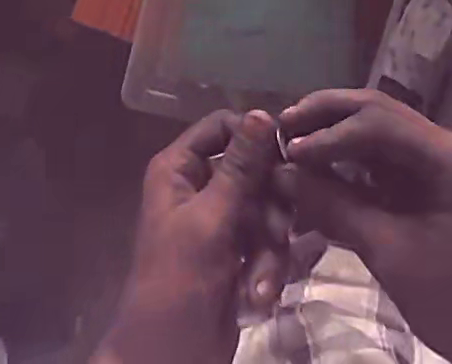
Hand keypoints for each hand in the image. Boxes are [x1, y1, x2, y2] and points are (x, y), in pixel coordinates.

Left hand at [96, 109, 286, 363]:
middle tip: (276, 227)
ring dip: (269, 244)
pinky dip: (266, 267)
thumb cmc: (177, 283)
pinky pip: (265, 240)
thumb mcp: (211, 221)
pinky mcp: (236, 252)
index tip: (284, 154)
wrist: (167, 361)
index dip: (253, 135)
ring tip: (261, 279)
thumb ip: (241, 167)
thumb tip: (263, 113)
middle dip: (268, 203)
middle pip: (251, 167)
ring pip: (264, 206)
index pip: (222, 125)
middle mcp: (199, 186)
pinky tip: (257, 296)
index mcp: (180, 168)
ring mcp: (219, 220)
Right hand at [277, 89, 451, 363]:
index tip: (291, 150)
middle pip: (376, 110)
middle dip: (327, 114)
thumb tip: (281, 173)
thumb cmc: (450, 299)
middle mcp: (440, 144)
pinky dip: (342, 152)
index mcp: (446, 157)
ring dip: (331, 127)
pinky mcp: (417, 175)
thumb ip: (335, 206)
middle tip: (284, 123)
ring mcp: (429, 157)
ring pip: (372, 124)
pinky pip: (375, 150)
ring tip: (292, 134)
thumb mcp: (388, 253)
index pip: (380, 123)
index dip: (331, 133)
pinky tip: (314, 158)